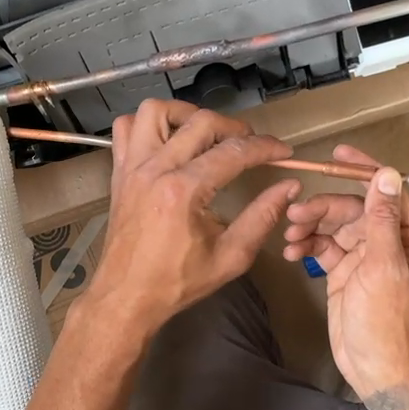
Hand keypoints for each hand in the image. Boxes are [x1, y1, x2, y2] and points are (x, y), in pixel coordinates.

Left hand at [78, 100, 299, 338]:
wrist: (127, 297)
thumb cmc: (178, 282)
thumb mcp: (231, 256)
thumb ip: (263, 217)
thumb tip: (289, 187)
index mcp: (184, 191)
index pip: (234, 152)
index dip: (265, 148)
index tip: (283, 152)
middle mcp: (156, 169)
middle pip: (201, 123)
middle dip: (235, 129)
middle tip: (251, 146)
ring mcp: (132, 167)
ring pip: (156, 112)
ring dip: (186, 114)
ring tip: (206, 134)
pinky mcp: (119, 172)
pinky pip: (126, 129)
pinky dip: (147, 125)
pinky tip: (167, 141)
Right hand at [282, 145, 408, 396]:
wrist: (375, 371)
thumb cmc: (388, 322)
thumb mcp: (385, 268)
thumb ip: (382, 220)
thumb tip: (386, 174)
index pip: (388, 192)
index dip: (364, 170)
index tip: (337, 155)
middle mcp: (389, 242)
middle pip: (353, 209)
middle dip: (324, 208)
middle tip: (294, 214)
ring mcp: (365, 257)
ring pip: (335, 226)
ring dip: (311, 226)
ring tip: (289, 235)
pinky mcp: (344, 272)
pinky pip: (323, 248)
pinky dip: (307, 246)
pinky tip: (291, 252)